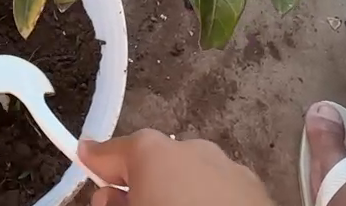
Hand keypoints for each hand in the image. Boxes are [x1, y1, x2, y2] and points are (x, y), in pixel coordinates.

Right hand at [80, 131, 275, 205]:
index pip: (109, 151)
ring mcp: (228, 166)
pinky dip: (213, 202)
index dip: (96, 163)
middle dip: (141, 184)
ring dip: (180, 193)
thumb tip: (106, 197)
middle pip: (152, 162)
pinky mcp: (260, 190)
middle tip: (135, 205)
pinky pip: (223, 191)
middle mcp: (189, 146)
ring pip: (191, 175)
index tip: (86, 163)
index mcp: (150, 150)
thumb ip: (111, 204)